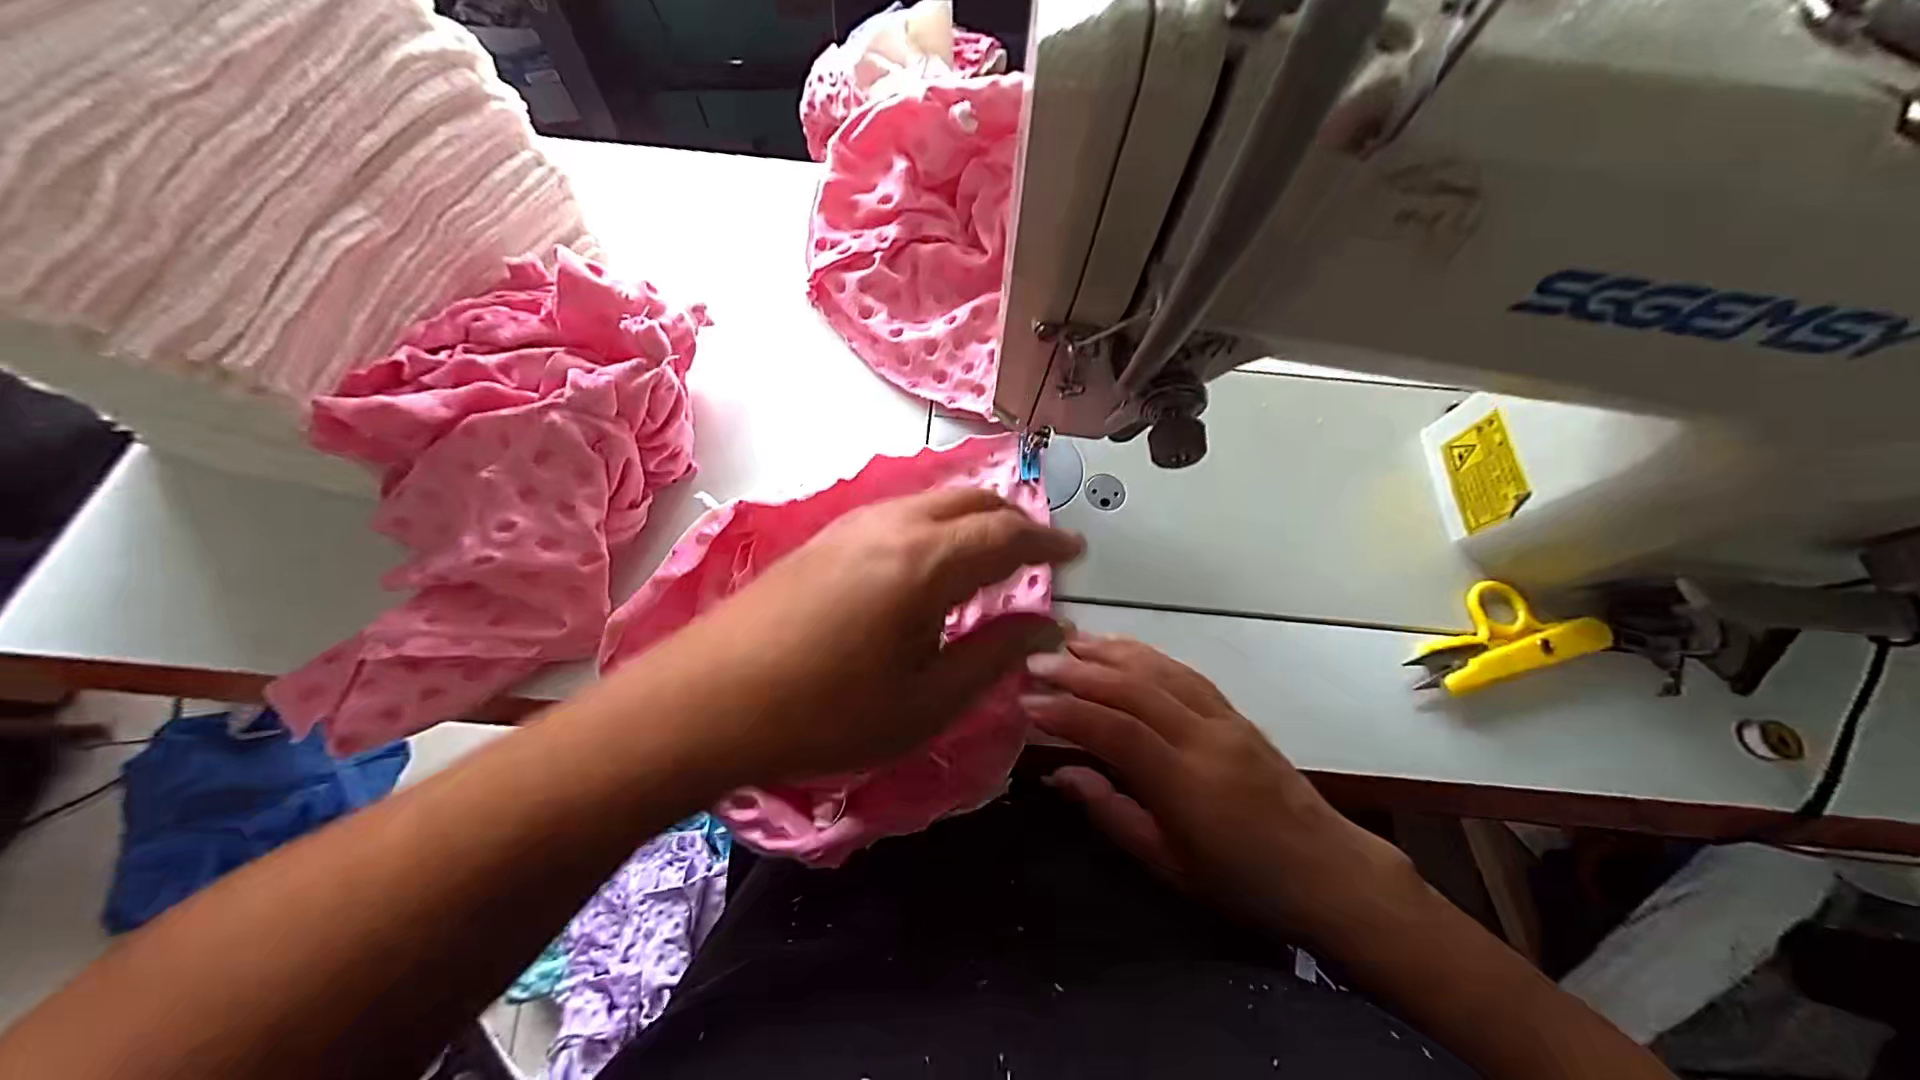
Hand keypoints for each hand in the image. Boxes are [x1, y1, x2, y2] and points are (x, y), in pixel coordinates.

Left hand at [636, 488, 1082, 785]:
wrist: (706, 702)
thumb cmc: (825, 713)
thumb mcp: (926, 700)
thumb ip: (994, 655)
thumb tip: (1047, 627)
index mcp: (927, 562)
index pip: (1007, 536)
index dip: (1048, 543)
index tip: (1074, 553)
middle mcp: (893, 525)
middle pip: (973, 501)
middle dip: (1015, 521)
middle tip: (1038, 554)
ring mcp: (852, 525)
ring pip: (934, 500)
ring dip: (974, 518)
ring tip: (992, 554)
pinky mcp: (823, 538)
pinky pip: (901, 513)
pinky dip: (937, 525)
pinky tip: (931, 562)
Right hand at [1023, 634, 1413, 937]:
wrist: (1328, 872)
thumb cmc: (1242, 882)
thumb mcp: (1169, 865)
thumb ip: (1111, 812)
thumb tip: (1059, 773)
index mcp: (1187, 784)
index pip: (1117, 731)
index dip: (1068, 712)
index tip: (1026, 702)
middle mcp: (1206, 739)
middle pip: (1134, 688)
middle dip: (1079, 670)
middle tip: (1035, 661)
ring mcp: (1225, 719)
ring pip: (1160, 670)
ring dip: (1110, 651)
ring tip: (1069, 641)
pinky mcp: (1236, 712)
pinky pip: (1184, 672)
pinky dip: (1145, 654)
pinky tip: (1122, 649)